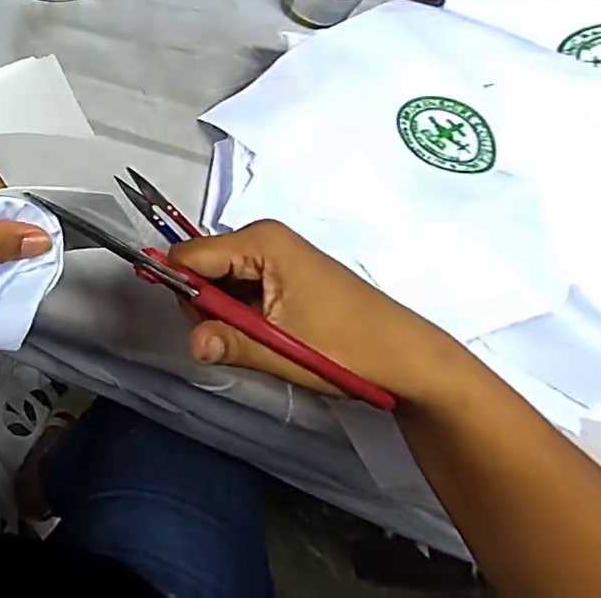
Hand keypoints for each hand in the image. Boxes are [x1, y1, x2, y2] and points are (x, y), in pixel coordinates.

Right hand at [166, 220, 473, 404]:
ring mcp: (273, 252)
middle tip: (235, 336)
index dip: (184, 288)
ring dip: (225, 308)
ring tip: (258, 336)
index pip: (190, 254)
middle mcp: (262, 237)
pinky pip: (238, 281)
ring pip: (218, 275)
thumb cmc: (352, 348)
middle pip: (201, 264)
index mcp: (261, 242)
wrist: (417, 363)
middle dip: (207, 302)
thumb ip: (231, 342)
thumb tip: (192, 344)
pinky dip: (240, 308)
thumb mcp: (286, 350)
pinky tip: (265, 330)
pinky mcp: (282, 269)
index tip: (200, 323)